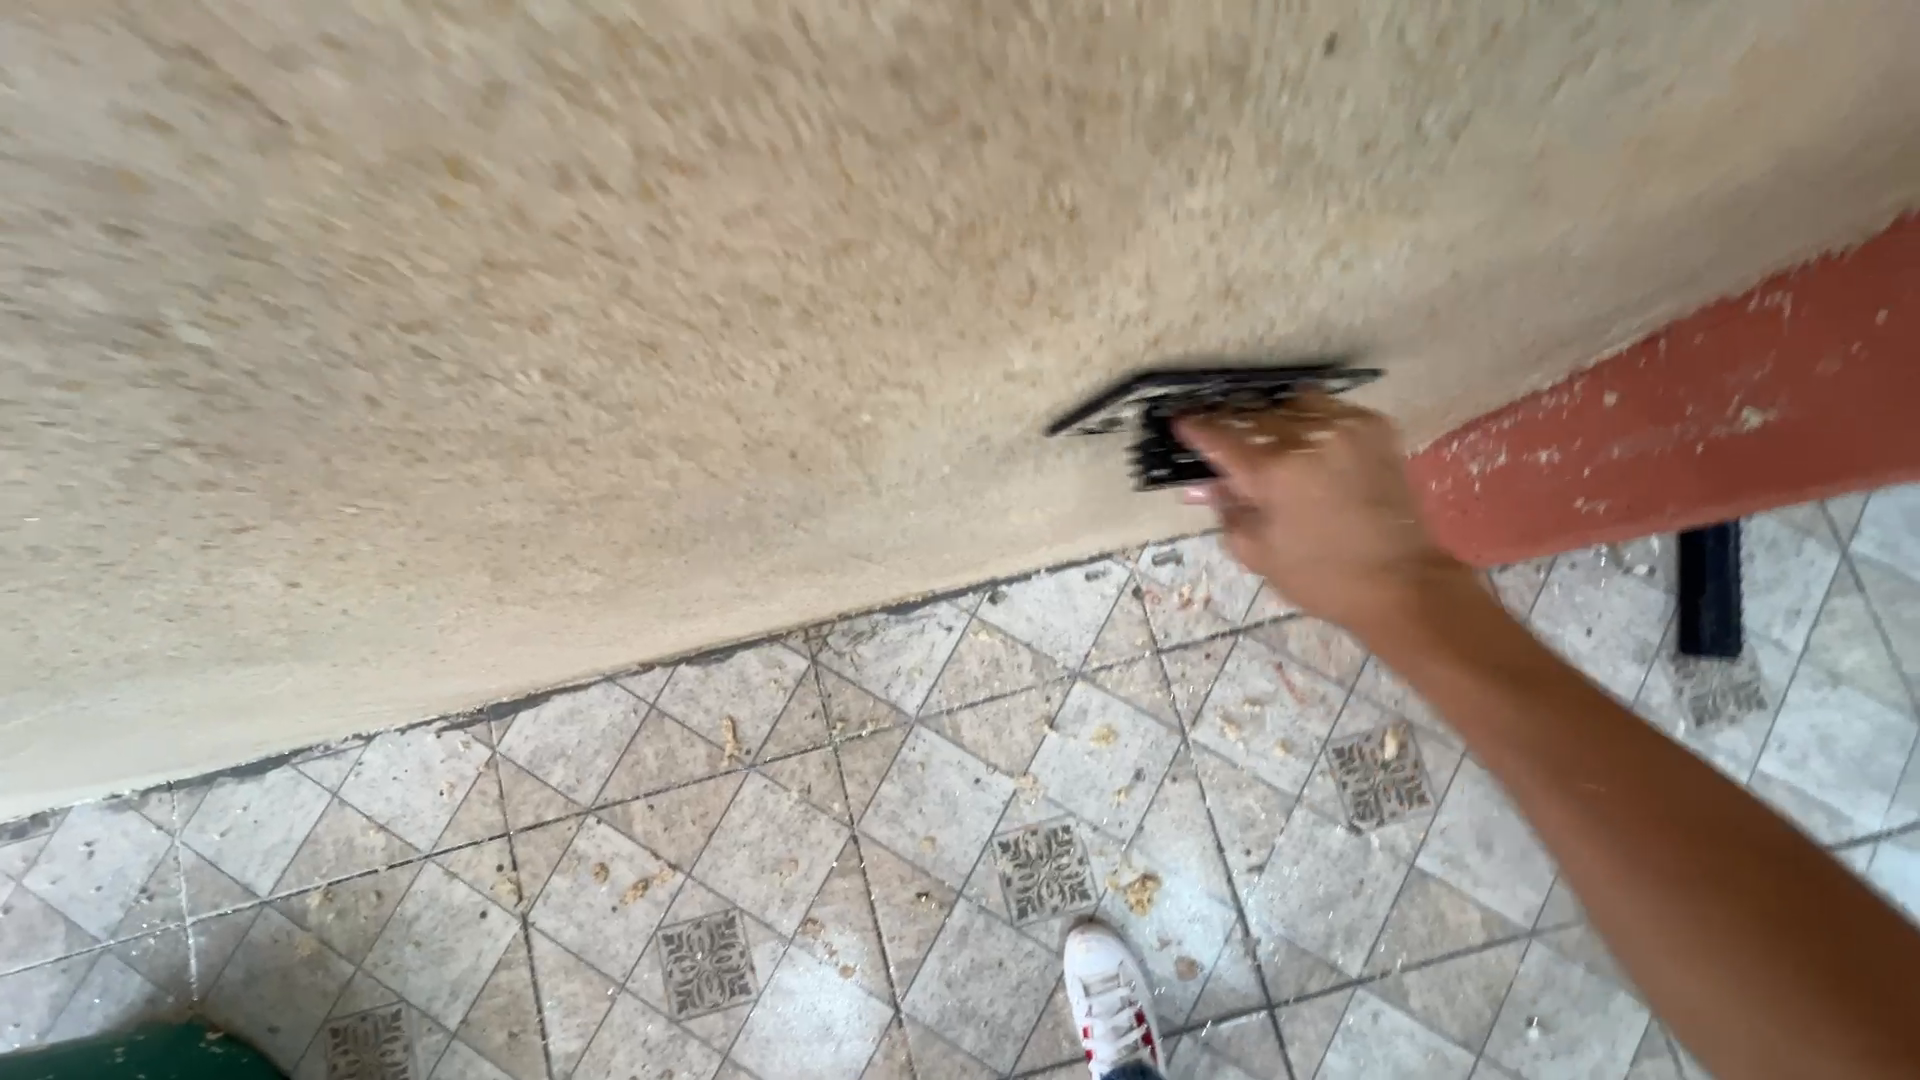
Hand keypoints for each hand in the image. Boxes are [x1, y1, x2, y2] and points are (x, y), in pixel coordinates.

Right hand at [1173, 393, 1472, 633]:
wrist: (1400, 581)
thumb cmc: (1319, 578)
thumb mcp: (1257, 551)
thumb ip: (1226, 510)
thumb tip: (1203, 486)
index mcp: (1273, 473)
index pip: (1220, 438)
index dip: (1196, 429)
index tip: (1181, 423)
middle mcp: (1307, 439)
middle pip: (1255, 415)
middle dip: (1234, 425)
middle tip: (1224, 438)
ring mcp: (1345, 429)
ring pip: (1293, 404)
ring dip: (1273, 418)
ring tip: (1268, 436)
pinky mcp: (1375, 429)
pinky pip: (1331, 409)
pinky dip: (1312, 419)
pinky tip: (1308, 440)